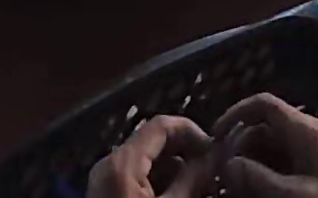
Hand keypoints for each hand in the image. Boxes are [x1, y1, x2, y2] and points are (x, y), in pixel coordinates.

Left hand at [88, 115, 214, 197]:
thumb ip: (191, 180)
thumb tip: (214, 155)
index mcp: (122, 162)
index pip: (160, 125)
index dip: (190, 131)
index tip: (214, 149)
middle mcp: (108, 162)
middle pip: (152, 140)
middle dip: (183, 151)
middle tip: (209, 169)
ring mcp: (103, 179)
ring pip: (145, 159)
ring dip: (173, 167)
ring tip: (197, 185)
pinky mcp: (104, 194)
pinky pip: (135, 176)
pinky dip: (157, 181)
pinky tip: (177, 193)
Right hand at [213, 93, 317, 197]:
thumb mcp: (295, 197)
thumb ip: (260, 179)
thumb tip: (227, 163)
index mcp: (304, 130)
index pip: (263, 105)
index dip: (236, 113)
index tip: (214, 137)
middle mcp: (306, 136)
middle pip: (265, 130)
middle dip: (240, 148)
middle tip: (220, 176)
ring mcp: (312, 157)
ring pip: (272, 152)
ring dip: (252, 167)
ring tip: (234, 190)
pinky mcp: (317, 177)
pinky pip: (284, 170)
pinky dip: (266, 180)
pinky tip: (254, 195)